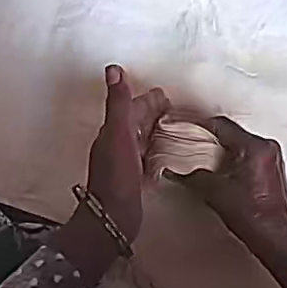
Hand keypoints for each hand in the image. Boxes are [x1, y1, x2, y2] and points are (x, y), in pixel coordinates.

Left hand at [83, 65, 168, 243]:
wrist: (113, 217)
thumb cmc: (116, 177)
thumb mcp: (118, 134)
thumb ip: (118, 103)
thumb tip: (113, 70)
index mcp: (113, 131)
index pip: (132, 108)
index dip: (147, 100)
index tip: (164, 95)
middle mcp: (118, 145)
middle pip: (137, 122)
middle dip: (153, 113)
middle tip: (172, 108)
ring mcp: (126, 163)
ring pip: (143, 139)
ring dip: (156, 131)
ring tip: (173, 128)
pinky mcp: (135, 179)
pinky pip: (148, 159)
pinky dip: (157, 152)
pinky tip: (165, 155)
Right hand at [174, 117, 286, 285]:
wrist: (274, 238)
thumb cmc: (254, 219)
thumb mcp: (215, 193)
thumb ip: (193, 177)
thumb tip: (176, 172)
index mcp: (255, 148)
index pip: (221, 125)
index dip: (198, 124)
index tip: (183, 124)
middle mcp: (267, 148)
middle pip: (230, 131)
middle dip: (207, 135)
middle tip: (187, 138)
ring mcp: (271, 157)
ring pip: (238, 142)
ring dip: (218, 146)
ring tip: (198, 152)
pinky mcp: (271, 168)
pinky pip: (246, 152)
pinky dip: (230, 155)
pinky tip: (216, 166)